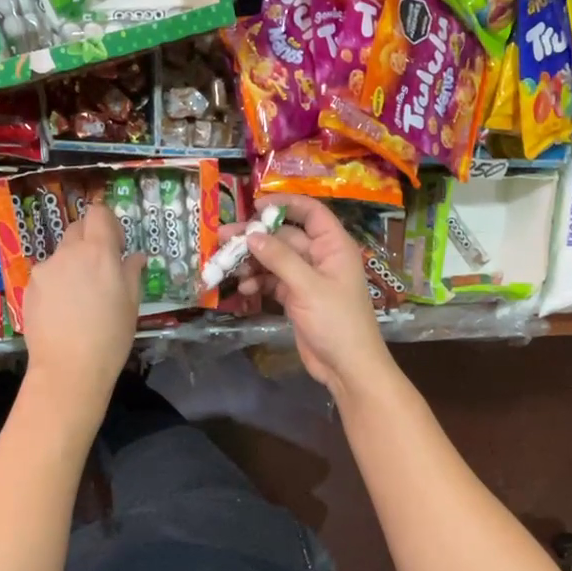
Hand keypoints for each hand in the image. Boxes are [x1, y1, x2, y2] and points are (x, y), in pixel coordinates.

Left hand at [23, 195, 143, 399]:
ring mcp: (44, 269)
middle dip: (89, 243)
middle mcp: (68, 252)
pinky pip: (47, 276)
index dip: (108, 224)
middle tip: (99, 274)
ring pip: (61, 255)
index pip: (98, 213)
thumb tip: (134, 256)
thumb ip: (131, 273)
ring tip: (79, 300)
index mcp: (98, 252)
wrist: (68, 368)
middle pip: (77, 229)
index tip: (115, 247)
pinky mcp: (29, 287)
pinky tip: (61, 312)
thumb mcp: (131, 304)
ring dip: (71, 266)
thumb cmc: (110, 337)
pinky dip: (56, 285)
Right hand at [220, 193, 393, 395]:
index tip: (255, 205)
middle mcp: (320, 257)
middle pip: (285, 237)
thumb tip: (252, 235)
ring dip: (252, 262)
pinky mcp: (297, 299)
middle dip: (256, 238)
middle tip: (224, 238)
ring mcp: (308, 279)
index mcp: (333, 246)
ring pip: (275, 260)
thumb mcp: (308, 287)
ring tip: (227, 267)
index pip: (310, 213)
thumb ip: (280, 259)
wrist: (347, 366)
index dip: (284, 204)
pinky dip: (258, 282)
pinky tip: (243, 289)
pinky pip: (273, 282)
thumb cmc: (337, 322)